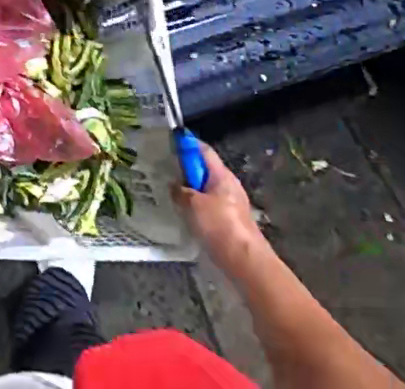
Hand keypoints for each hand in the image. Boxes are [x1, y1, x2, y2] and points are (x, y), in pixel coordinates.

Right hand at [171, 140, 268, 273]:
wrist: (246, 263)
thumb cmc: (220, 226)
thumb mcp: (192, 203)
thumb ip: (179, 190)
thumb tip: (173, 185)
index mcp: (222, 176)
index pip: (202, 150)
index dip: (185, 143)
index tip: (165, 140)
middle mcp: (228, 186)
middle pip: (202, 168)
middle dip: (182, 167)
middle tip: (158, 165)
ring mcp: (229, 204)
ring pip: (203, 188)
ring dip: (186, 187)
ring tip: (164, 187)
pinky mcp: (227, 221)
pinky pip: (205, 204)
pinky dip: (192, 203)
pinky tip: (178, 209)